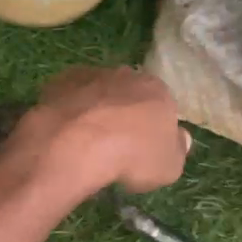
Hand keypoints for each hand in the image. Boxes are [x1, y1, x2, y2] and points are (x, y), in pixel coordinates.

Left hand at [9, 67, 188, 196]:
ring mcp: (93, 74)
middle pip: (131, 93)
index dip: (154, 127)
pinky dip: (71, 108)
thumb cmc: (131, 157)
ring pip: (100, 91)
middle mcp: (128, 74)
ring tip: (87, 141)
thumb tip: (180, 137)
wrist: (77, 142)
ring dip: (97, 109)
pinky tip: (65, 131)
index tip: (145, 148)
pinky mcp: (62, 80)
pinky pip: (71, 94)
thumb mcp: (170, 167)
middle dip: (126, 113)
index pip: (163, 105)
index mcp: (158, 91)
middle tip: (117, 144)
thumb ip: (177, 149)